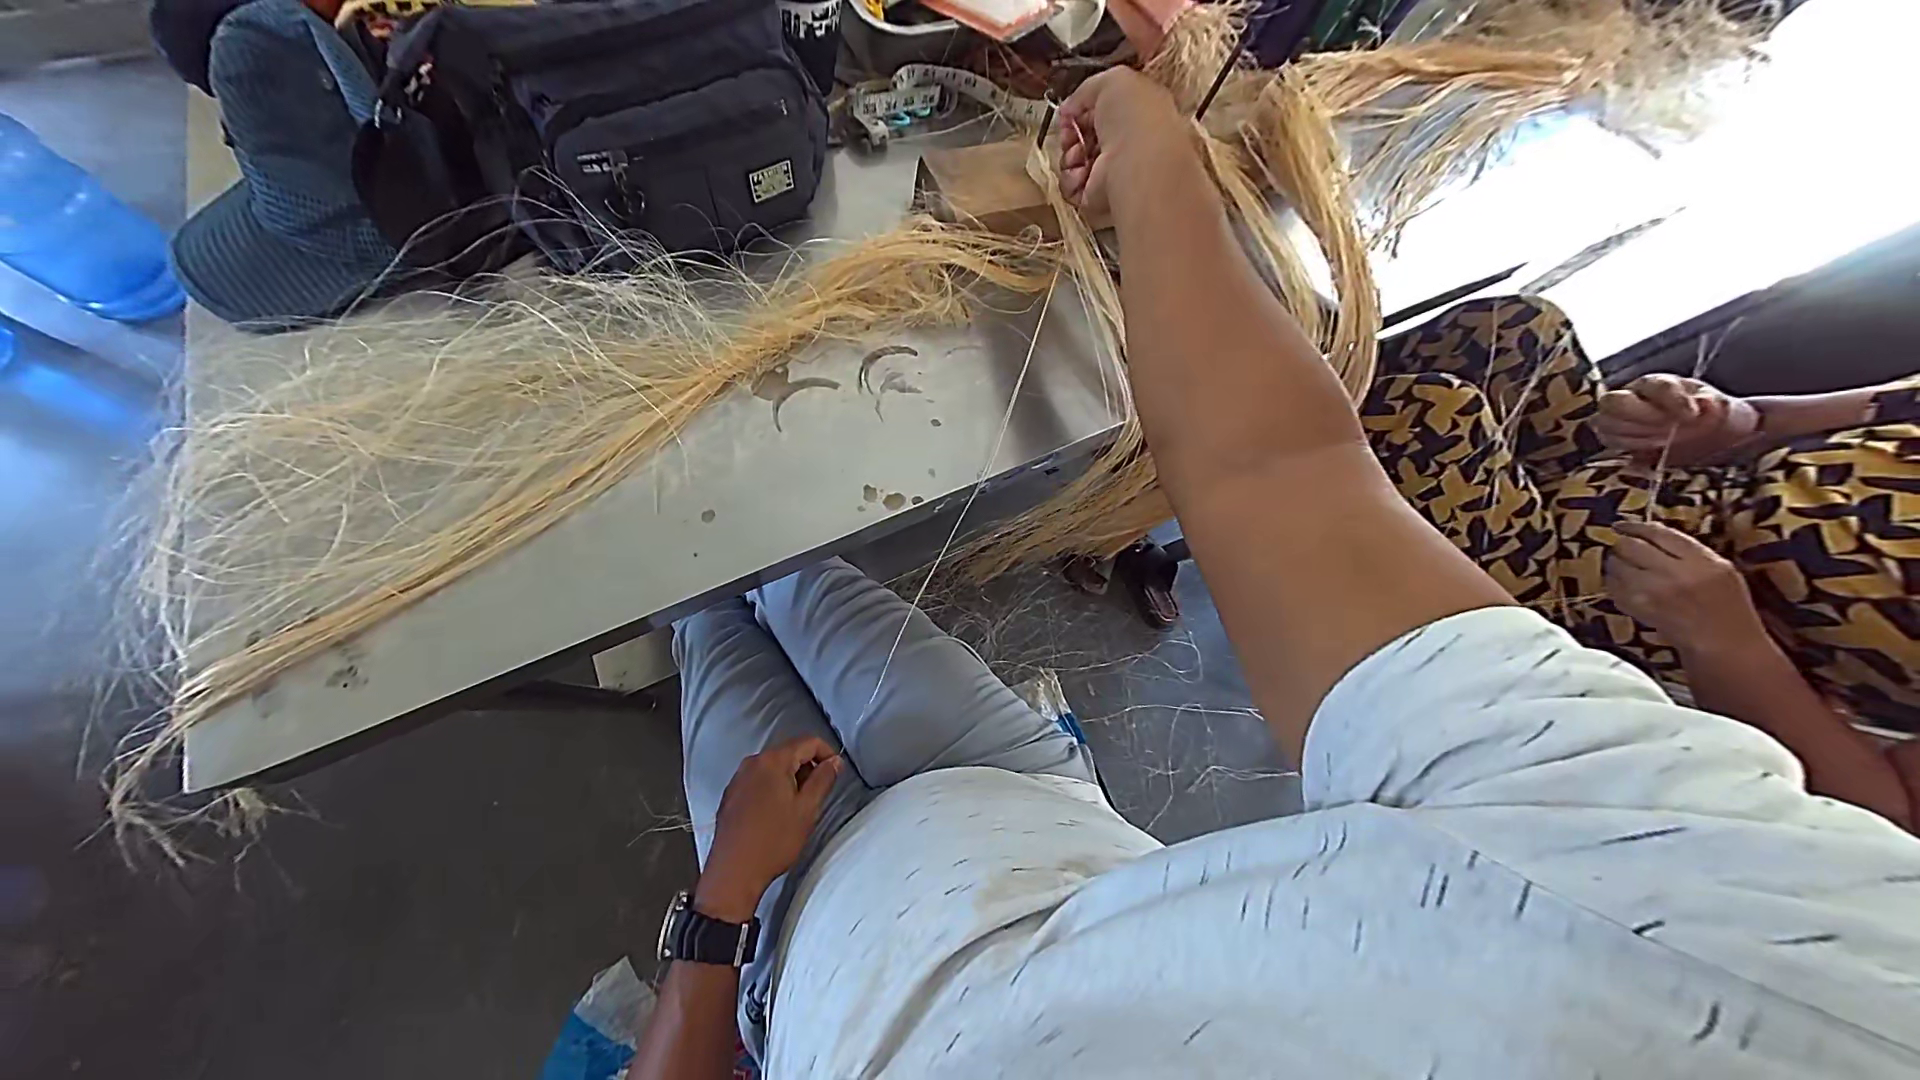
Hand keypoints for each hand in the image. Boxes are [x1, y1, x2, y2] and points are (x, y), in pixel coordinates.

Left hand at [694, 736, 841, 921]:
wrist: (733, 874)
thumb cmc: (774, 841)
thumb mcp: (807, 809)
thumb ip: (823, 778)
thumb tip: (835, 761)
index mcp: (772, 761)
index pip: (808, 742)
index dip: (827, 753)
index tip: (836, 772)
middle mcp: (752, 762)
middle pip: (789, 752)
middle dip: (808, 766)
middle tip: (818, 792)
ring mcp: (738, 778)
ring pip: (773, 766)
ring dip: (791, 777)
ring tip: (799, 804)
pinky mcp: (730, 795)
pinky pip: (758, 780)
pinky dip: (773, 786)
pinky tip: (776, 812)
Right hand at [1058, 67, 1195, 217]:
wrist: (1135, 160)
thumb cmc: (1132, 116)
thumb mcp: (1111, 81)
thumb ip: (1086, 90)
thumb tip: (1067, 108)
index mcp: (1130, 115)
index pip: (1097, 114)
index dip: (1079, 112)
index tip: (1070, 113)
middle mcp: (1120, 144)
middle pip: (1081, 139)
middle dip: (1070, 135)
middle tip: (1071, 135)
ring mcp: (1108, 172)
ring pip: (1073, 163)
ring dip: (1069, 156)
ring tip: (1079, 154)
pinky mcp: (1097, 196)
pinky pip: (1071, 188)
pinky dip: (1071, 179)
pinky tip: (1082, 173)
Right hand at [1594, 374, 1759, 465]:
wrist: (1711, 438)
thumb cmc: (1717, 419)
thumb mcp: (1725, 408)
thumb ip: (1720, 405)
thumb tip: (1707, 405)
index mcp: (1658, 383)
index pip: (1654, 385)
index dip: (1671, 400)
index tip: (1694, 415)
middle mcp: (1630, 396)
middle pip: (1613, 401)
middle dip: (1640, 417)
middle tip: (1668, 429)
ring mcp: (1616, 417)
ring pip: (1606, 423)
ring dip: (1635, 434)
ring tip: (1664, 440)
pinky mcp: (1612, 436)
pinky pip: (1608, 440)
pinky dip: (1628, 446)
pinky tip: (1651, 448)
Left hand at [1605, 521, 1767, 653]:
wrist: (1721, 640)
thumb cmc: (1725, 604)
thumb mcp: (1720, 570)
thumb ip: (1686, 551)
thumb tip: (1648, 530)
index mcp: (1702, 561)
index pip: (1659, 534)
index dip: (1635, 526)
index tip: (1621, 525)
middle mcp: (1673, 573)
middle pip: (1629, 546)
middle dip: (1624, 546)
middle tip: (1628, 551)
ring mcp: (1649, 589)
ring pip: (1614, 563)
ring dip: (1617, 563)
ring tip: (1631, 570)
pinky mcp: (1632, 604)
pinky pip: (1610, 583)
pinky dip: (1614, 581)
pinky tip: (1630, 586)